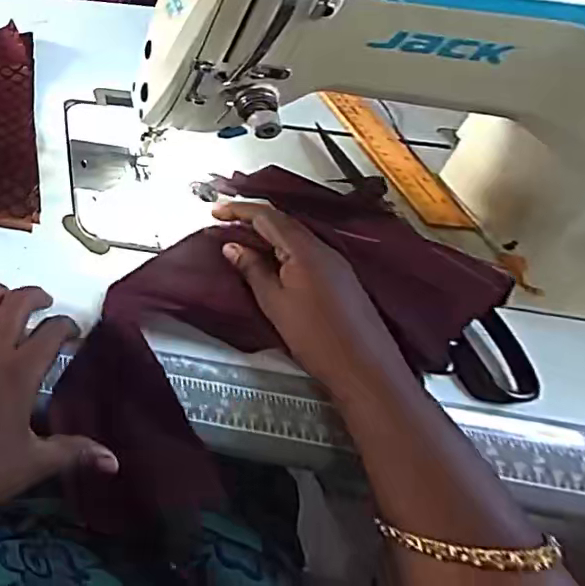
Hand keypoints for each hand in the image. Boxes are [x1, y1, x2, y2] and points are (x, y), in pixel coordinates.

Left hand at [0, 284, 117, 527]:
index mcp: (19, 372)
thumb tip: (112, 460)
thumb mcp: (33, 463)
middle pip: (16, 302)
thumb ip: (72, 453)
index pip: (51, 333)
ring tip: (9, 299)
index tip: (73, 330)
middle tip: (45, 302)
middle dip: (35, 295)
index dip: (66, 325)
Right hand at [215, 202, 417, 408]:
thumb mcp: (274, 302)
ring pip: (296, 236)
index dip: (238, 210)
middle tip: (225, 221)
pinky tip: (271, 258)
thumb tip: (232, 246)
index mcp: (305, 251)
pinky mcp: (343, 280)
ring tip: (242, 238)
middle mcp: (325, 251)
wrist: (369, 375)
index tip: (215, 211)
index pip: (267, 217)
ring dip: (268, 232)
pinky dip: (283, 246)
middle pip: (283, 222)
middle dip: (252, 217)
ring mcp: (337, 265)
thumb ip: (252, 269)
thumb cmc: (317, 339)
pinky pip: (307, 249)